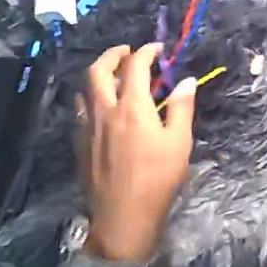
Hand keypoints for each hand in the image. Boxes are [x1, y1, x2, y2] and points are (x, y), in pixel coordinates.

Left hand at [74, 44, 196, 262]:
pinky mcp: (80, 144)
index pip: (135, 67)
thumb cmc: (157, 180)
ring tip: (113, 77)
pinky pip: (81, 111)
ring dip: (97, 76)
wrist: (122, 218)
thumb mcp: (179, 143)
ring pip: (84, 89)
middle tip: (126, 52)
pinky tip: (104, 109)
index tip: (156, 49)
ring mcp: (88, 127)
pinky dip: (91, 99)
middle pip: (97, 70)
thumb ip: (181, 108)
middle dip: (112, 55)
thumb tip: (186, 80)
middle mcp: (105, 111)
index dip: (146, 52)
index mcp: (132, 107)